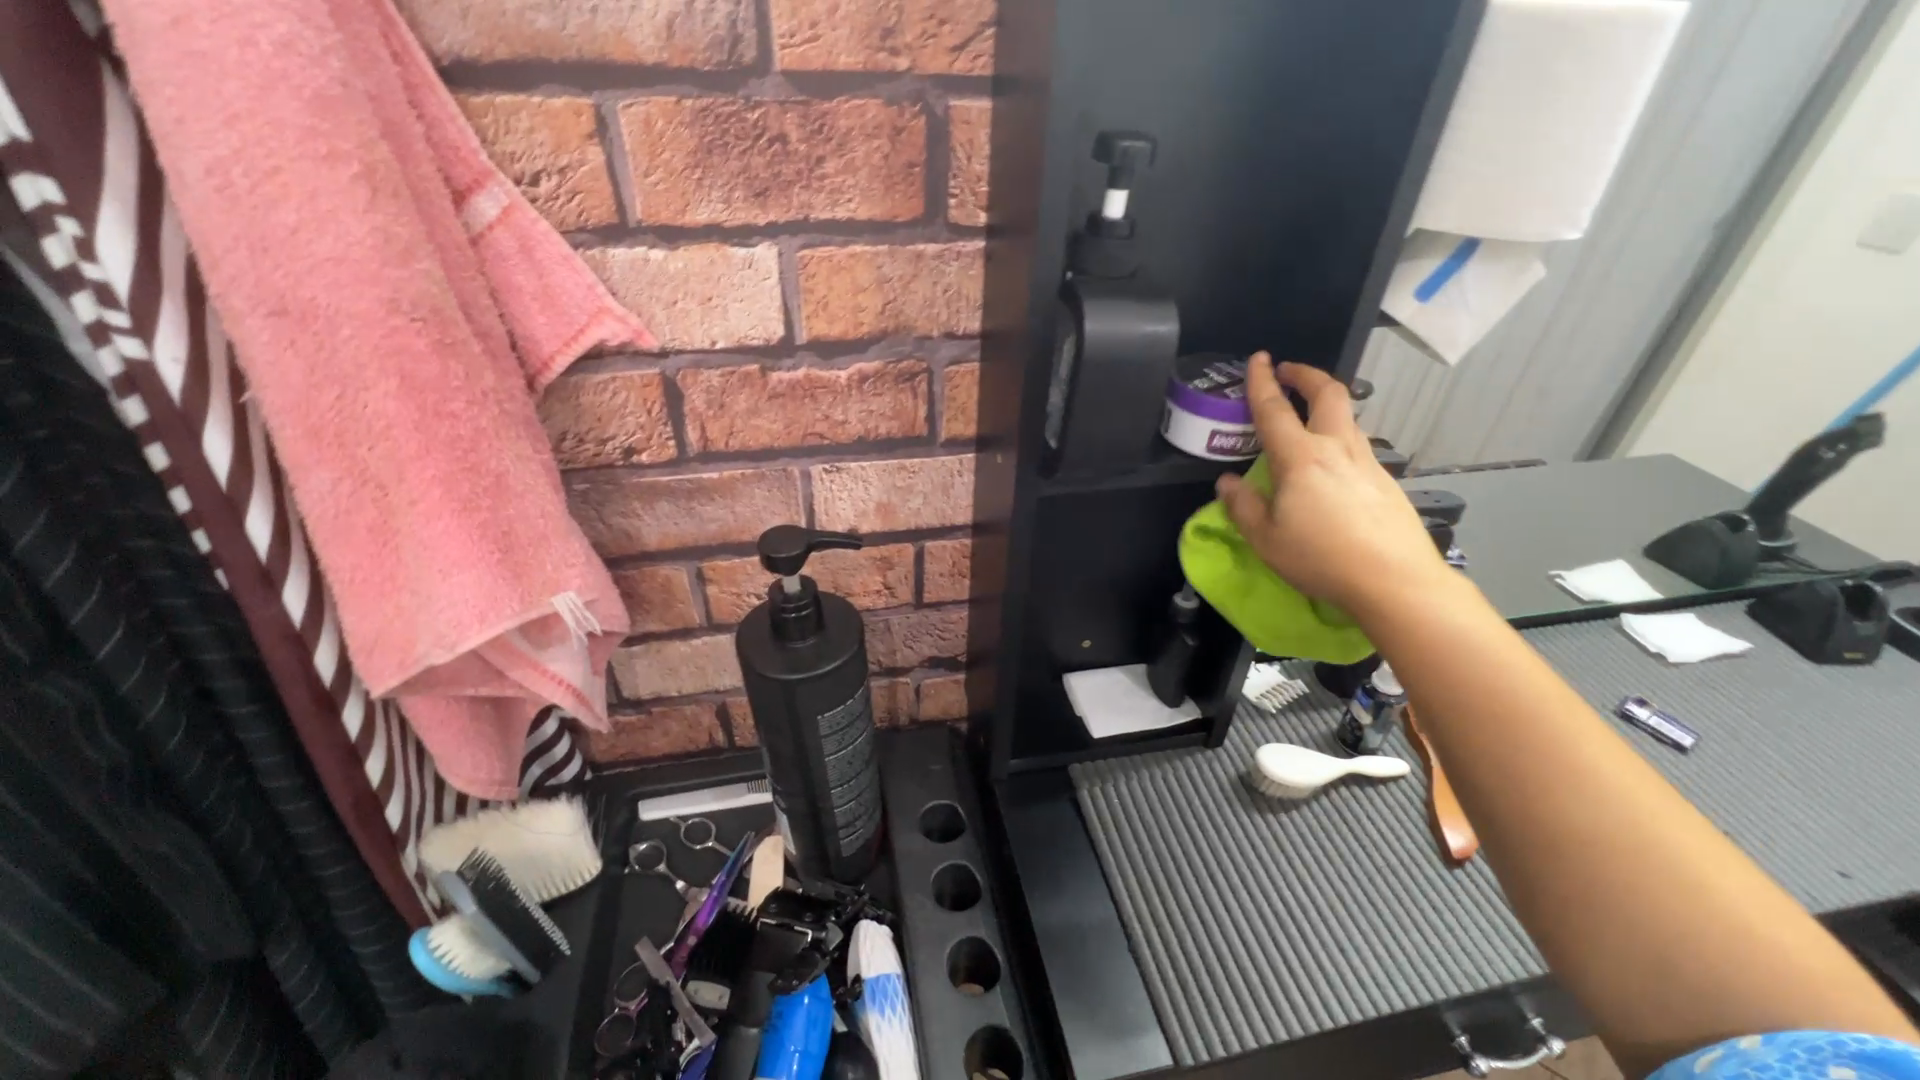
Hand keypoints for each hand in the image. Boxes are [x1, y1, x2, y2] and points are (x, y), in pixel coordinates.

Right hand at [1214, 354, 1451, 618]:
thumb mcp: (1266, 540)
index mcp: (1300, 458)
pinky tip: (1332, 464)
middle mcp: (1336, 449)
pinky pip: (1357, 446)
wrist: (1395, 579)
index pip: (1275, 409)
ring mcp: (1367, 463)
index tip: (1258, 358)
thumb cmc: (1322, 559)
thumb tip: (1228, 482)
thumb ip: (1244, 507)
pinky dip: (1339, 437)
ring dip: (1326, 405)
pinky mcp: (1385, 481)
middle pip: (1328, 394)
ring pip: (1347, 418)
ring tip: (1308, 417)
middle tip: (1289, 372)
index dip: (1261, 382)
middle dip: (1307, 375)